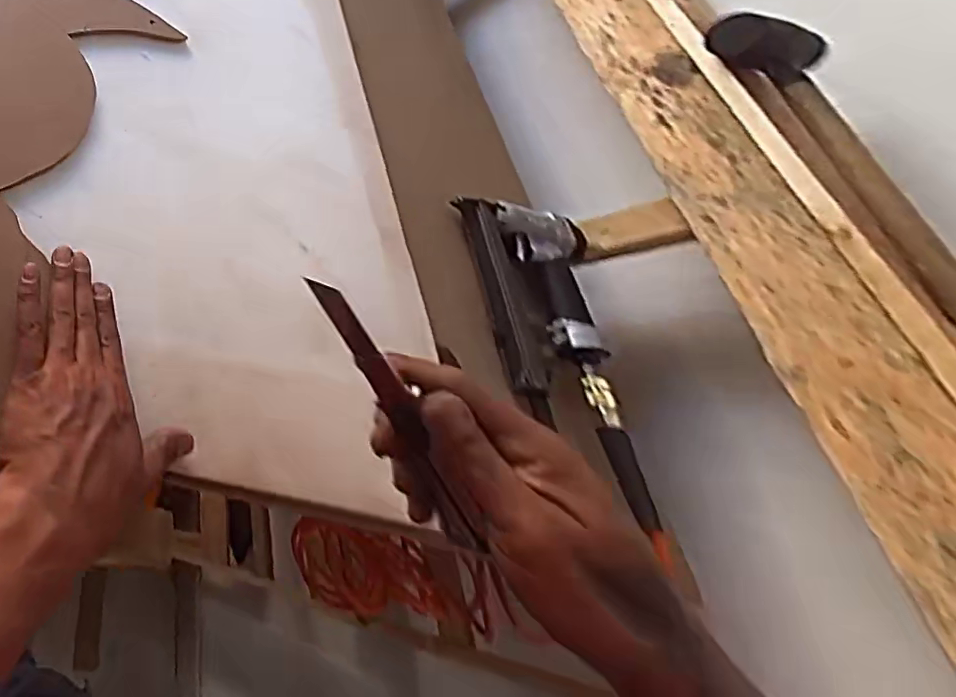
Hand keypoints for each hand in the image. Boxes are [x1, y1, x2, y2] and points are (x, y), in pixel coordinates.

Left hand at [0, 246, 193, 568]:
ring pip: (61, 317)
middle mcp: (88, 376)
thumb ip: (162, 449)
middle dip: (80, 285)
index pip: (110, 342)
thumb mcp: (140, 475)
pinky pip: (26, 331)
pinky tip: (27, 277)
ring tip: (58, 257)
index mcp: (115, 395)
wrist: (53, 509)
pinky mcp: (25, 380)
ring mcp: (57, 374)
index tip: (102, 288)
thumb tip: (184, 438)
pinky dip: (27, 300)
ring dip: (60, 283)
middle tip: (76, 256)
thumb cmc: (95, 498)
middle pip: (86, 320)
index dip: (105, 312)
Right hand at [373, 355, 757, 695]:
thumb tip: (433, 398)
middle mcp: (523, 450)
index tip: (371, 365)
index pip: (462, 388)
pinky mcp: (512, 500)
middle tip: (385, 454)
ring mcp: (519, 475)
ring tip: (413, 498)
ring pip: (446, 445)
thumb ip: (475, 458)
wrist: (649, 655)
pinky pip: (459, 476)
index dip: (413, 373)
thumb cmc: (588, 591)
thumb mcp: (522, 524)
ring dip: (417, 463)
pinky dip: (434, 487)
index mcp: (531, 445)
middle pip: (448, 414)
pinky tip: (428, 512)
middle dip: (407, 428)